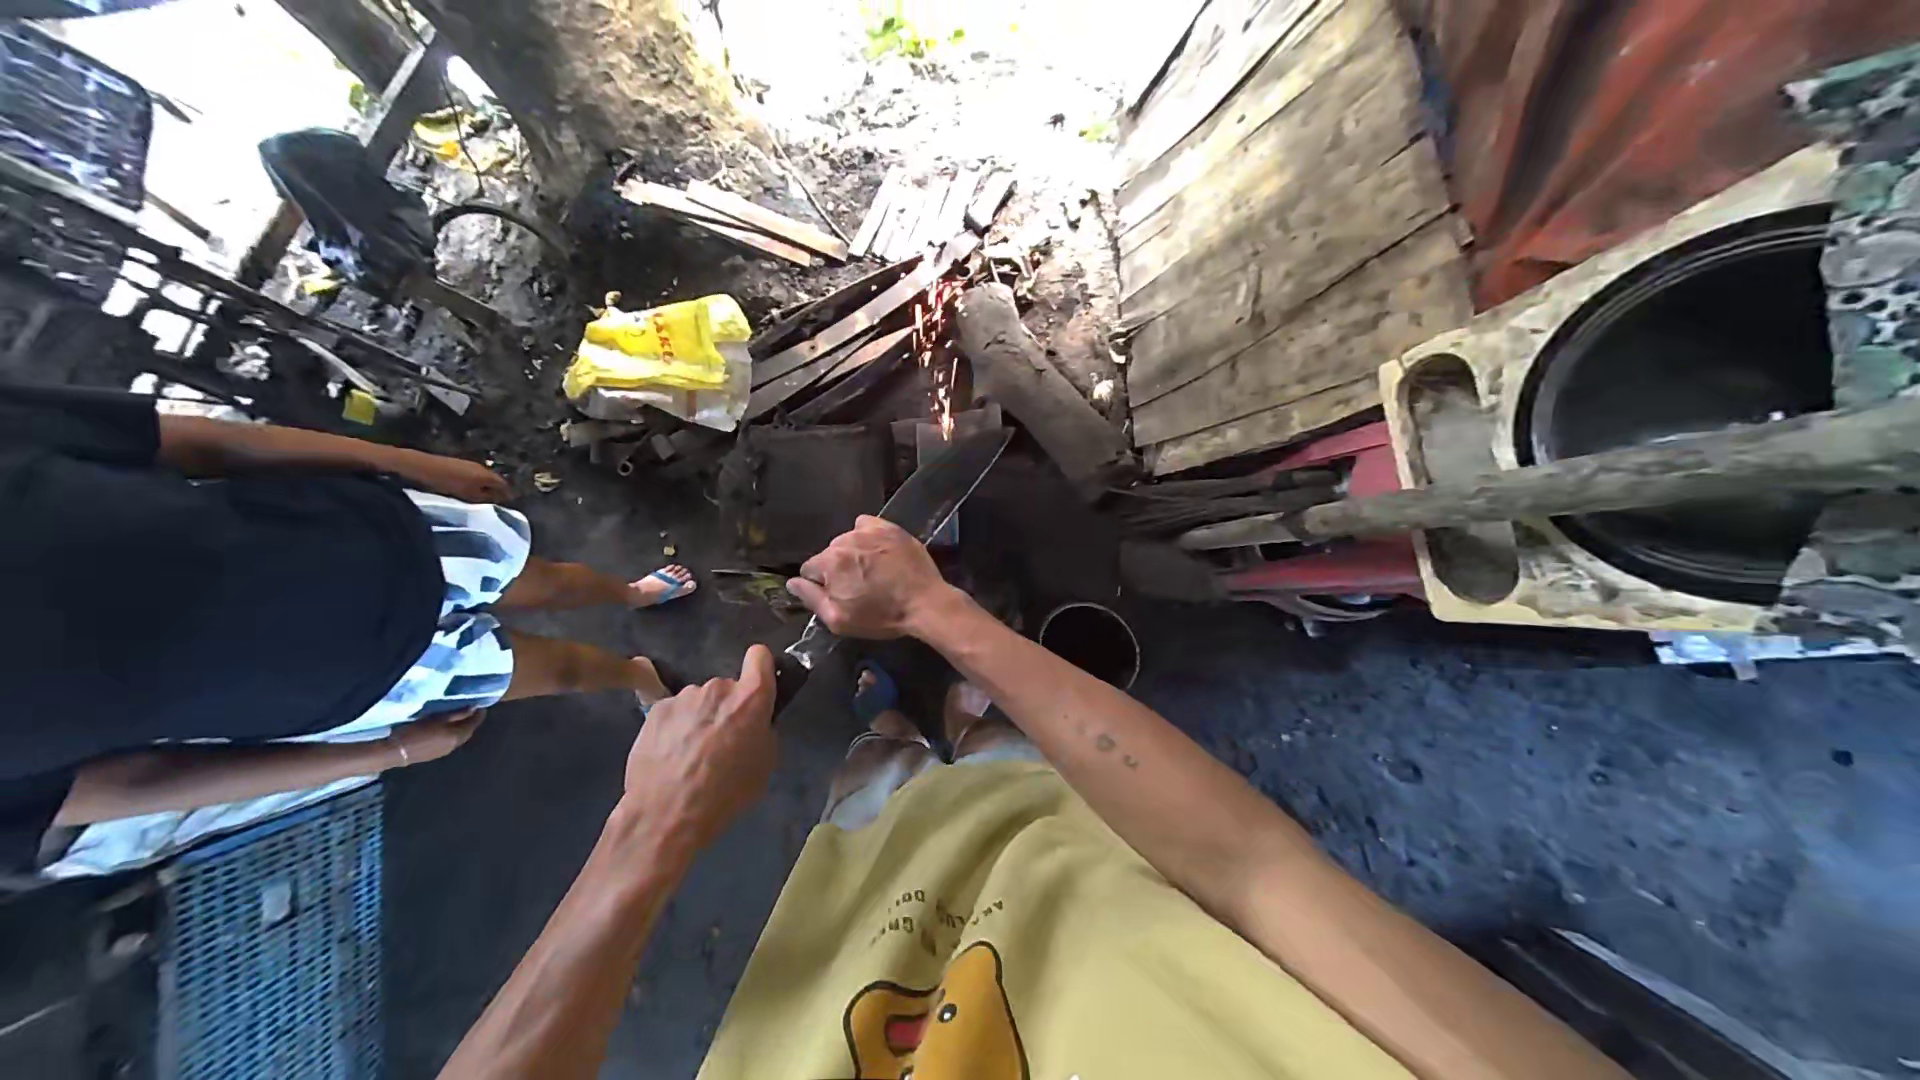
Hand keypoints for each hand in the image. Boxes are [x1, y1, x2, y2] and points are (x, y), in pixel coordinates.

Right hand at [390, 708, 485, 766]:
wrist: (395, 751)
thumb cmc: (417, 730)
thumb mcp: (438, 718)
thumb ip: (458, 714)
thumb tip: (474, 708)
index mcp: (458, 735)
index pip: (474, 723)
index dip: (479, 714)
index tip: (481, 706)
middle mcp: (456, 745)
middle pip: (468, 731)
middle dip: (471, 722)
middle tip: (471, 711)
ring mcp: (446, 751)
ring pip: (460, 738)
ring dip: (462, 729)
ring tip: (459, 719)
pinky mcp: (436, 755)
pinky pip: (451, 743)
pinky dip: (454, 735)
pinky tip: (448, 730)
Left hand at [403, 452, 511, 502]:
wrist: (421, 466)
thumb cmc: (448, 483)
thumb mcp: (470, 495)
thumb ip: (487, 497)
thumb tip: (500, 500)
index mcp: (488, 476)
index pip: (505, 485)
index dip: (508, 495)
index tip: (508, 504)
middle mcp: (482, 468)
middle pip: (495, 480)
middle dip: (497, 490)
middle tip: (497, 502)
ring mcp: (470, 464)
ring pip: (484, 478)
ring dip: (486, 486)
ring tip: (484, 497)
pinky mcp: (459, 464)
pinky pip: (474, 475)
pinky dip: (476, 483)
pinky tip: (470, 489)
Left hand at [620, 646, 777, 852]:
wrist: (667, 813)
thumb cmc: (727, 791)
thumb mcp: (764, 764)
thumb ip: (762, 730)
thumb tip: (753, 723)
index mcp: (751, 698)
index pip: (760, 656)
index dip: (759, 667)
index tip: (757, 684)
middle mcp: (718, 687)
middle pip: (727, 688)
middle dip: (726, 708)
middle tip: (719, 741)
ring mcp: (684, 696)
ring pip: (699, 701)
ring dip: (699, 718)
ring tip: (689, 753)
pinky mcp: (656, 710)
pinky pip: (674, 712)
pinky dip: (674, 728)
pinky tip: (668, 755)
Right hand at [786, 516, 955, 638]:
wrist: (925, 602)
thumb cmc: (881, 616)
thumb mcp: (839, 619)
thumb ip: (811, 598)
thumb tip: (791, 582)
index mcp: (830, 562)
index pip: (809, 570)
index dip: (822, 586)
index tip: (840, 595)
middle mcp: (845, 540)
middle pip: (829, 554)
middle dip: (838, 568)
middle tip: (859, 586)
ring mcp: (869, 531)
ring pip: (847, 541)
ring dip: (853, 553)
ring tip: (872, 571)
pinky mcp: (889, 527)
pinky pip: (866, 526)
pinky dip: (867, 536)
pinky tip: (878, 552)